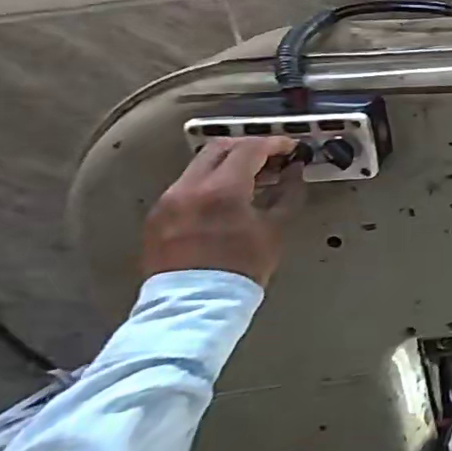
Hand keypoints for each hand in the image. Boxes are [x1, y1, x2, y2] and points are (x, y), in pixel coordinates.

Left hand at [139, 136, 303, 287]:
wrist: (195, 306)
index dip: (275, 143)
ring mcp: (168, 201)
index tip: (290, 148)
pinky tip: (226, 200)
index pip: (250, 149)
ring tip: (252, 180)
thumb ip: (288, 194)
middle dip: (249, 147)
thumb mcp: (274, 229)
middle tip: (271, 157)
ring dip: (228, 165)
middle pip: (220, 147)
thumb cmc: (240, 270)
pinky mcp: (157, 216)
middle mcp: (189, 188)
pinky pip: (187, 186)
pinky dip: (210, 183)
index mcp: (222, 189)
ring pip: (200, 165)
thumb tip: (294, 172)